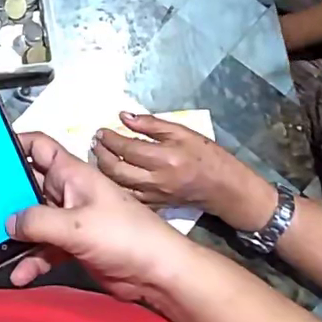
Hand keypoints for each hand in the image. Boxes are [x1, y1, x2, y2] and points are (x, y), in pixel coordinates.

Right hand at [5, 133, 199, 302]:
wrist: (158, 273)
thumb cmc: (123, 236)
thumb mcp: (77, 225)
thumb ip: (38, 221)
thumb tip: (8, 222)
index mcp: (72, 173)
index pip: (39, 146)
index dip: (16, 143)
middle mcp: (69, 191)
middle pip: (29, 184)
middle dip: (6, 194)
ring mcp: (71, 219)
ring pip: (34, 219)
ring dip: (15, 233)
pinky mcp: (74, 245)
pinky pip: (44, 247)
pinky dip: (32, 259)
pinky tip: (18, 275)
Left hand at [93, 113, 279, 232]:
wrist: (226, 189)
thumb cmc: (207, 156)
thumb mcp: (183, 132)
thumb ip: (151, 124)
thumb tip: (123, 116)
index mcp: (165, 158)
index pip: (127, 148)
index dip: (110, 139)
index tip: (100, 131)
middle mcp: (156, 179)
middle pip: (117, 169)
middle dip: (101, 155)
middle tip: (95, 143)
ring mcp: (154, 196)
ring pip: (118, 186)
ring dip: (103, 171)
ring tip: (99, 156)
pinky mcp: (155, 206)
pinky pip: (128, 197)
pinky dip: (115, 186)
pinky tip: (110, 175)